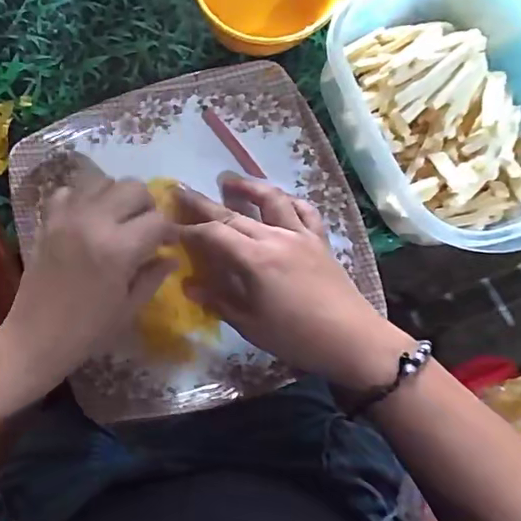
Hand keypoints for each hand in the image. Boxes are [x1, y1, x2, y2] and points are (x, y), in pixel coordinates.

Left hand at [0, 170, 176, 399]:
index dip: (169, 231)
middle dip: (147, 206)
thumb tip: (171, 256)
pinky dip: (83, 199)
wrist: (34, 338)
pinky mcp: (47, 221)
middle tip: (145, 230)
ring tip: (117, 222)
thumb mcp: (129, 309)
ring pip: (102, 181)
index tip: (168, 244)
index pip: (157, 220)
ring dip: (117, 197)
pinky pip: (69, 191)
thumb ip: (153, 276)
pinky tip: (87, 221)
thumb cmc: (87, 332)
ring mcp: (67, 218)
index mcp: (119, 248)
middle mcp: (94, 222)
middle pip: (133, 188)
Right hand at [176, 173, 410, 391]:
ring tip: (228, 181)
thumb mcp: (250, 324)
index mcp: (255, 259)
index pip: (213, 234)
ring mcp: (301, 236)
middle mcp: (276, 238)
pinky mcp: (320, 241)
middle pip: (235, 213)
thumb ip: (219, 300)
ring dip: (248, 187)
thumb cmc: (296, 338)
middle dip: (205, 203)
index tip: (168, 228)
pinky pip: (303, 211)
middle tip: (181, 190)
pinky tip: (280, 200)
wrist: (353, 340)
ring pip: (271, 200)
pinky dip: (288, 200)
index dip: (188, 230)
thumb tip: (189, 284)